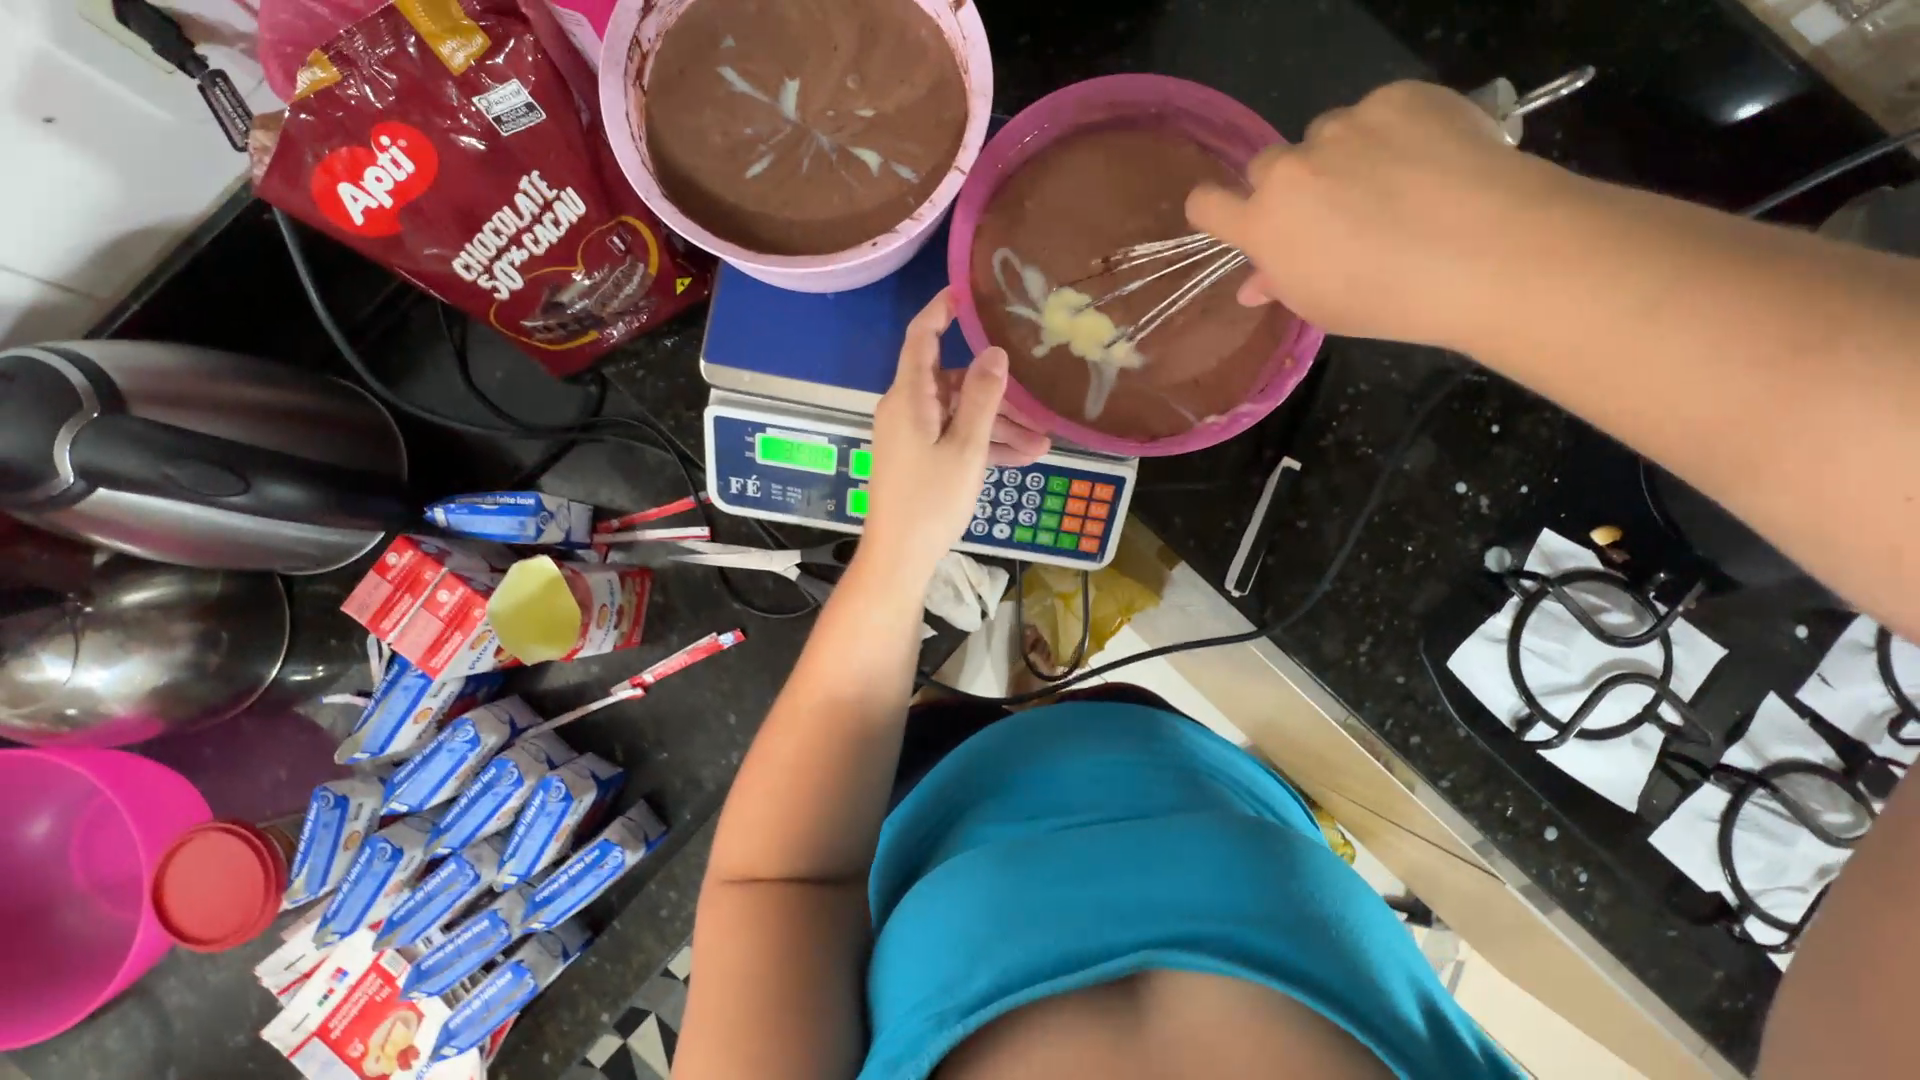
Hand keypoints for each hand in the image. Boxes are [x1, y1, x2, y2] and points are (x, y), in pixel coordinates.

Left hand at [862, 290, 1049, 581]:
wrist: (898, 557)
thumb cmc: (930, 500)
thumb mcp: (965, 448)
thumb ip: (981, 398)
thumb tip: (994, 353)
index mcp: (909, 396)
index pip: (921, 336)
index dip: (943, 310)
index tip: (969, 293)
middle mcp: (905, 408)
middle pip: (953, 383)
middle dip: (998, 395)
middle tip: (1038, 410)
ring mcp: (909, 434)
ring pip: (958, 415)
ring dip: (998, 427)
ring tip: (1041, 446)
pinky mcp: (915, 457)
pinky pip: (952, 438)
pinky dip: (981, 445)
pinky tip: (1020, 458)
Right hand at [1186, 80, 1572, 349]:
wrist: (1485, 251)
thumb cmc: (1388, 297)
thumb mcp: (1322, 305)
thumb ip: (1281, 283)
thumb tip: (1255, 283)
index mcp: (1263, 223)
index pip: (1207, 204)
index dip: (1215, 210)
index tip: (1235, 219)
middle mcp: (1292, 168)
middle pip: (1268, 166)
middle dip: (1290, 186)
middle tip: (1333, 211)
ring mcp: (1344, 127)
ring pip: (1325, 136)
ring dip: (1341, 156)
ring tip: (1393, 183)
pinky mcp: (1397, 97)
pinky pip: (1379, 111)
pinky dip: (1393, 132)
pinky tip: (1428, 160)